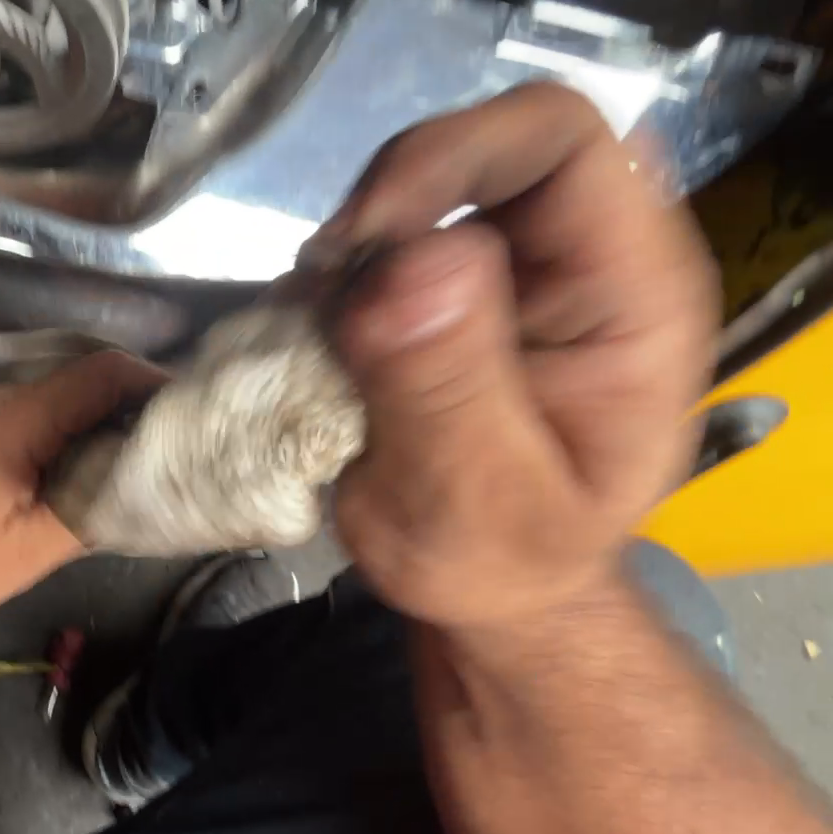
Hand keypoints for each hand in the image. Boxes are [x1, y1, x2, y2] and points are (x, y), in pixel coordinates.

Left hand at [0, 351, 166, 623]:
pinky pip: (13, 422)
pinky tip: (52, 482)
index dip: (156, 386)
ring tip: (112, 477)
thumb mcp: (23, 552)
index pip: (106, 372)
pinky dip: (45, 443)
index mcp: (17, 418)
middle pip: (78, 386)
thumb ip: (90, 512)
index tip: (188, 419)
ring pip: (45, 406)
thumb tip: (137, 488)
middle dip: (125, 417)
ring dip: (83, 434)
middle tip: (160, 459)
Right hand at [309, 82, 719, 629]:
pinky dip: (319, 292)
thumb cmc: (500, 561)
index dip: (451, 161)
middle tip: (318, 289)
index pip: (558, 150)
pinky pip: (363, 265)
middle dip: (381, 208)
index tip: (358, 240)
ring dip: (340, 260)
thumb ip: (452, 388)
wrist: (476, 587)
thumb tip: (408, 266)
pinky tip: (309, 348)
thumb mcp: (481, 498)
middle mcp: (559, 268)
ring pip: (405, 208)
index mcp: (621, 295)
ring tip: (312, 338)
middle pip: (474, 157)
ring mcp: (485, 286)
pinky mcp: (422, 313)